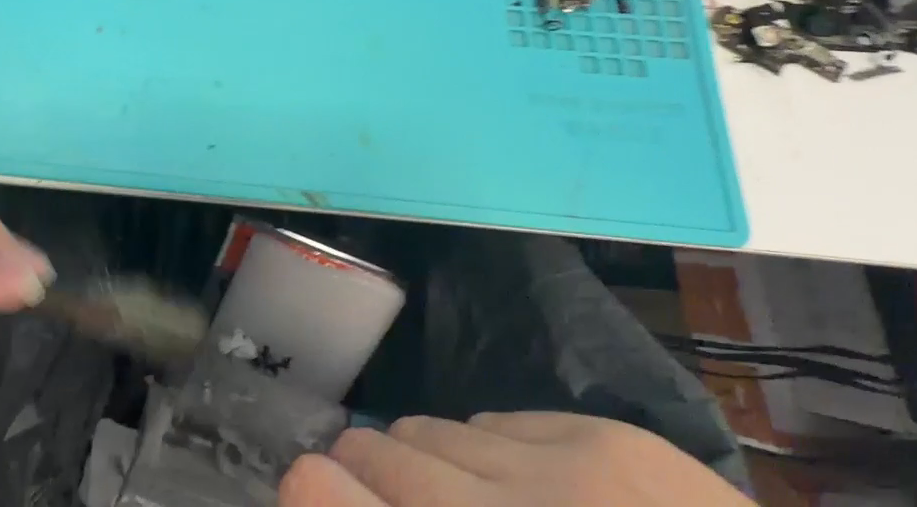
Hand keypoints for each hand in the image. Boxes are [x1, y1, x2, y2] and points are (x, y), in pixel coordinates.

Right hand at [279, 413, 752, 506]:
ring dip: (440, 467)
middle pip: (373, 446)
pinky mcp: (610, 436)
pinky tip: (544, 499)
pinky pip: (496, 417)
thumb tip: (305, 476)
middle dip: (377, 481)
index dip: (321, 493)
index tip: (325, 495)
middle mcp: (511, 503)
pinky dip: (500, 456)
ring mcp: (565, 463)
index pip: (339, 487)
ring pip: (430, 427)